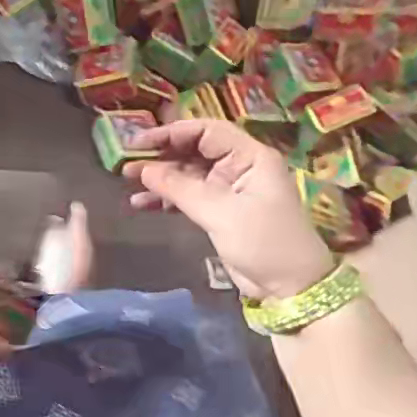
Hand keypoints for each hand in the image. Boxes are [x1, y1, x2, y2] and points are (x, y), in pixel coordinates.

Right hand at [125, 119, 334, 299]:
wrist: (289, 285)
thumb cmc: (264, 242)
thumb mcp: (221, 213)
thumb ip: (180, 189)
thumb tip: (144, 170)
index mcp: (250, 157)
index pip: (206, 132)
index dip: (171, 133)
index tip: (139, 142)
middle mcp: (239, 168)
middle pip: (194, 151)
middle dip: (161, 156)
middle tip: (126, 163)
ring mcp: (229, 191)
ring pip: (188, 176)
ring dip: (159, 179)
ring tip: (128, 183)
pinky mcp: (220, 213)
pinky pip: (188, 198)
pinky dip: (166, 200)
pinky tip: (142, 204)